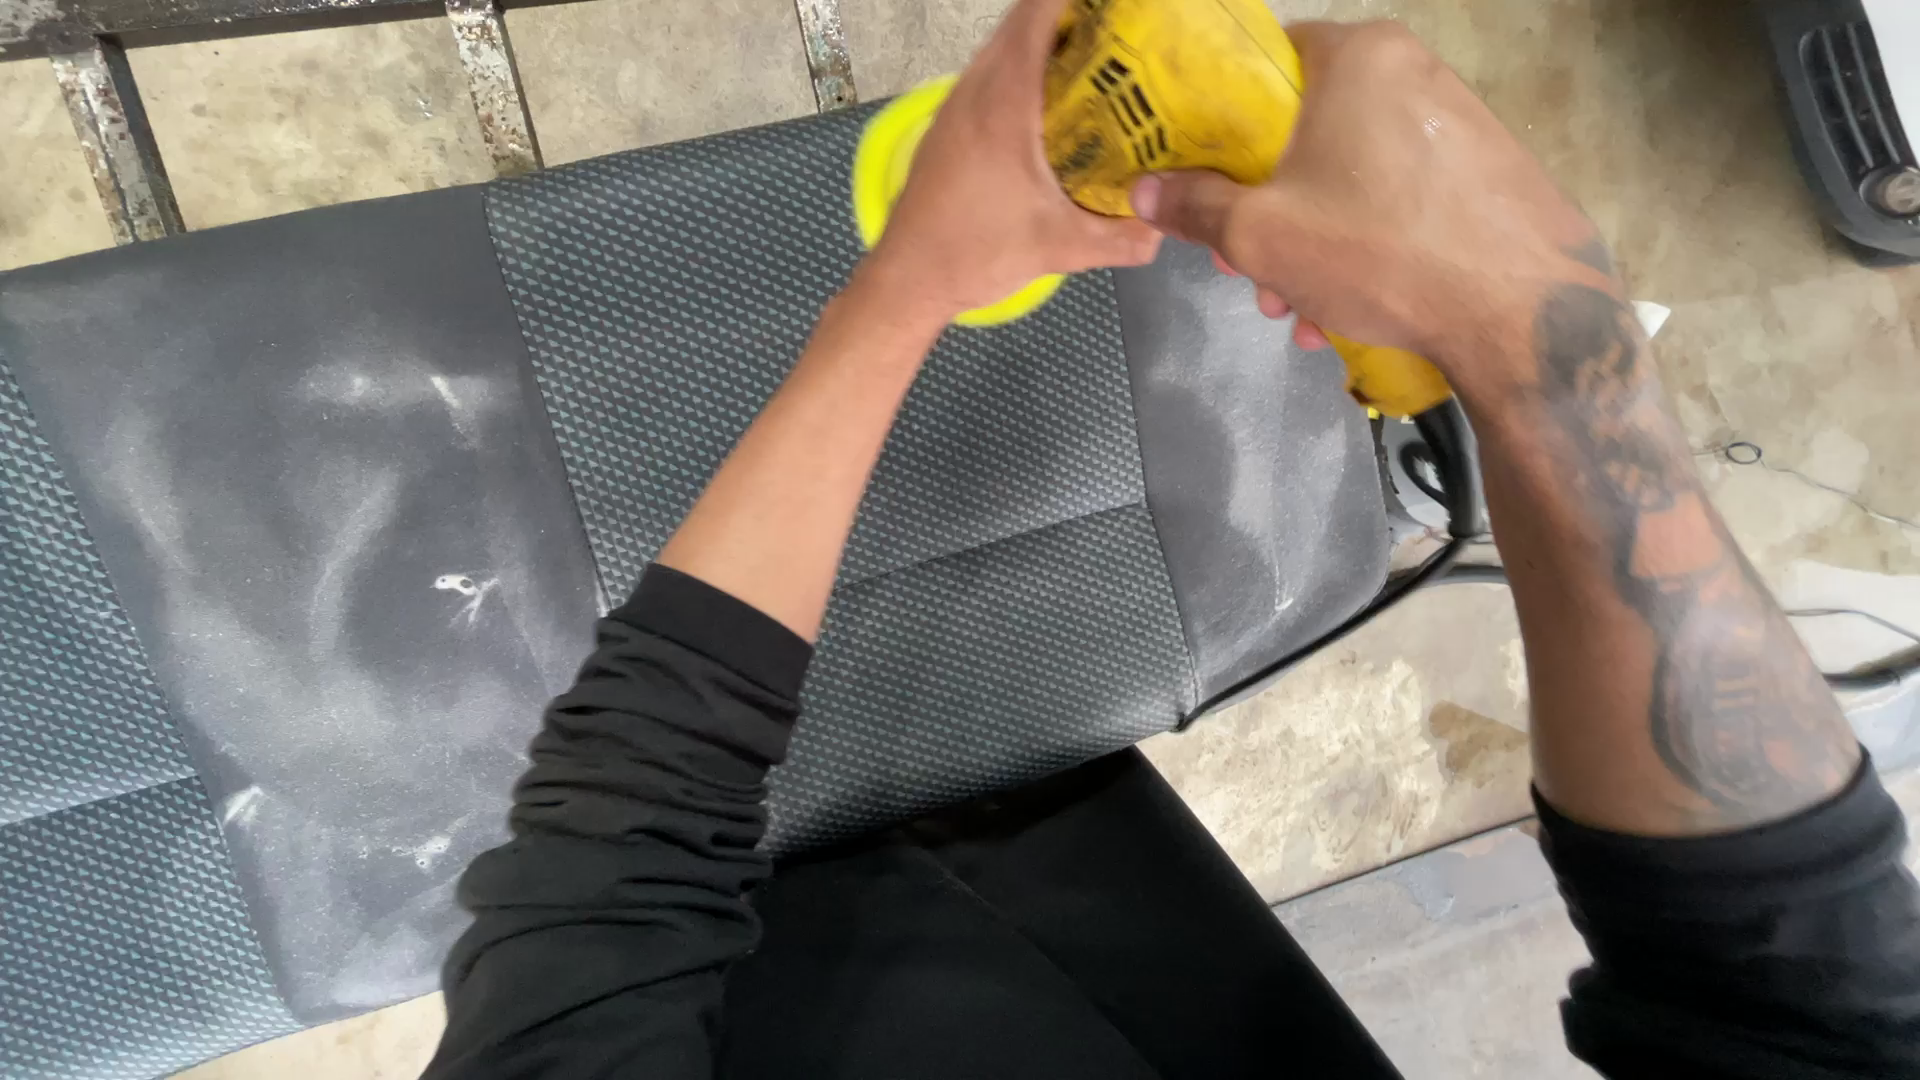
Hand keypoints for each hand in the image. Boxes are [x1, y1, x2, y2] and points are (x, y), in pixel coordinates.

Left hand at [863, 0, 1161, 324]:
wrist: (909, 280)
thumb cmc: (976, 255)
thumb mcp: (1059, 249)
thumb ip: (1119, 238)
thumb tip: (1160, 229)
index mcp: (1005, 98)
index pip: (1041, 6)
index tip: (1122, 9)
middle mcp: (975, 87)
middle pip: (1027, 20)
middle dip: (1076, 19)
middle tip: (1123, 44)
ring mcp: (955, 106)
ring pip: (1005, 49)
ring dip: (1047, 49)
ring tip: (1096, 71)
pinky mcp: (946, 129)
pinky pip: (989, 79)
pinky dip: (1022, 77)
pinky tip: (1049, 116)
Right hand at [1129, 21, 1607, 398]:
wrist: (1517, 307)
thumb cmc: (1373, 248)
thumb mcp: (1258, 235)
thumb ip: (1193, 207)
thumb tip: (1142, 191)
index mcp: (1356, 58)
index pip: (1263, 66)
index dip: (1218, 127)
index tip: (1201, 183)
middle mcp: (1408, 73)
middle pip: (1299, 136)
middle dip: (1259, 211)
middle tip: (1242, 268)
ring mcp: (1449, 124)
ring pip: (1340, 180)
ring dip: (1300, 246)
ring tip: (1294, 309)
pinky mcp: (1474, 174)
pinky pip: (1386, 204)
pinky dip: (1352, 250)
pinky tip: (1340, 312)